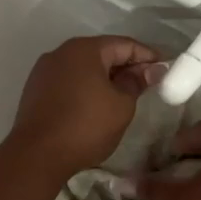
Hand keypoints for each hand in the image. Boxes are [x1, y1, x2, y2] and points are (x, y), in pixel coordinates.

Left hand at [4, 35, 161, 183]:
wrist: (36, 155)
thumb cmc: (85, 126)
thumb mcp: (121, 105)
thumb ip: (136, 83)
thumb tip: (150, 71)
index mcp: (85, 49)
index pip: (124, 44)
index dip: (147, 56)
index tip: (165, 68)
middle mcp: (62, 52)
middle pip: (102, 53)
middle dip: (126, 66)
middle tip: (147, 82)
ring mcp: (45, 70)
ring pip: (83, 67)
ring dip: (105, 77)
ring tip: (123, 94)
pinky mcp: (35, 89)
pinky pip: (68, 80)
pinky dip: (86, 87)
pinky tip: (95, 103)